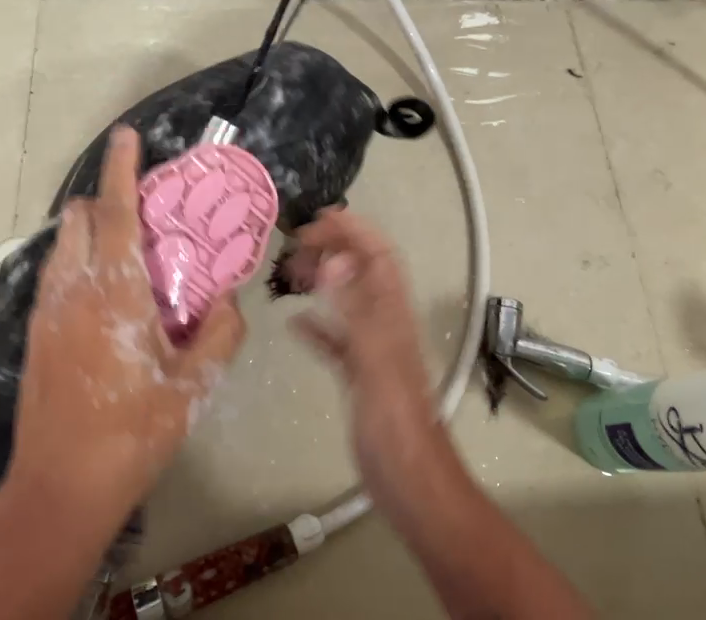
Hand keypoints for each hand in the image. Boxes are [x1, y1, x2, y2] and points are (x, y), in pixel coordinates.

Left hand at [3, 126, 246, 530]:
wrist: (59, 488)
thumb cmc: (131, 434)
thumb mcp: (192, 389)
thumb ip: (219, 336)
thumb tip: (229, 300)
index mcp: (115, 293)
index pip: (117, 214)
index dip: (122, 169)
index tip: (126, 135)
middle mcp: (73, 290)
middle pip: (80, 219)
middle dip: (106, 201)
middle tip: (145, 215)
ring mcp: (46, 312)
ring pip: (63, 246)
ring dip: (89, 232)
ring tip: (128, 256)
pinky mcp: (34, 335)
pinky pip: (55, 276)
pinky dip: (77, 263)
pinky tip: (105, 298)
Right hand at [287, 210, 452, 507]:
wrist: (413, 485)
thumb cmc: (397, 426)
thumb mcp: (375, 362)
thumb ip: (354, 311)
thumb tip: (334, 261)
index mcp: (394, 315)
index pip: (379, 255)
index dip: (355, 231)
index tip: (320, 220)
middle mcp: (386, 325)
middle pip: (362, 272)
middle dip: (334, 249)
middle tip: (296, 245)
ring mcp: (373, 351)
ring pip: (347, 301)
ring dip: (323, 281)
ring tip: (292, 272)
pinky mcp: (360, 377)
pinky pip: (336, 341)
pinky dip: (316, 327)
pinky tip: (295, 324)